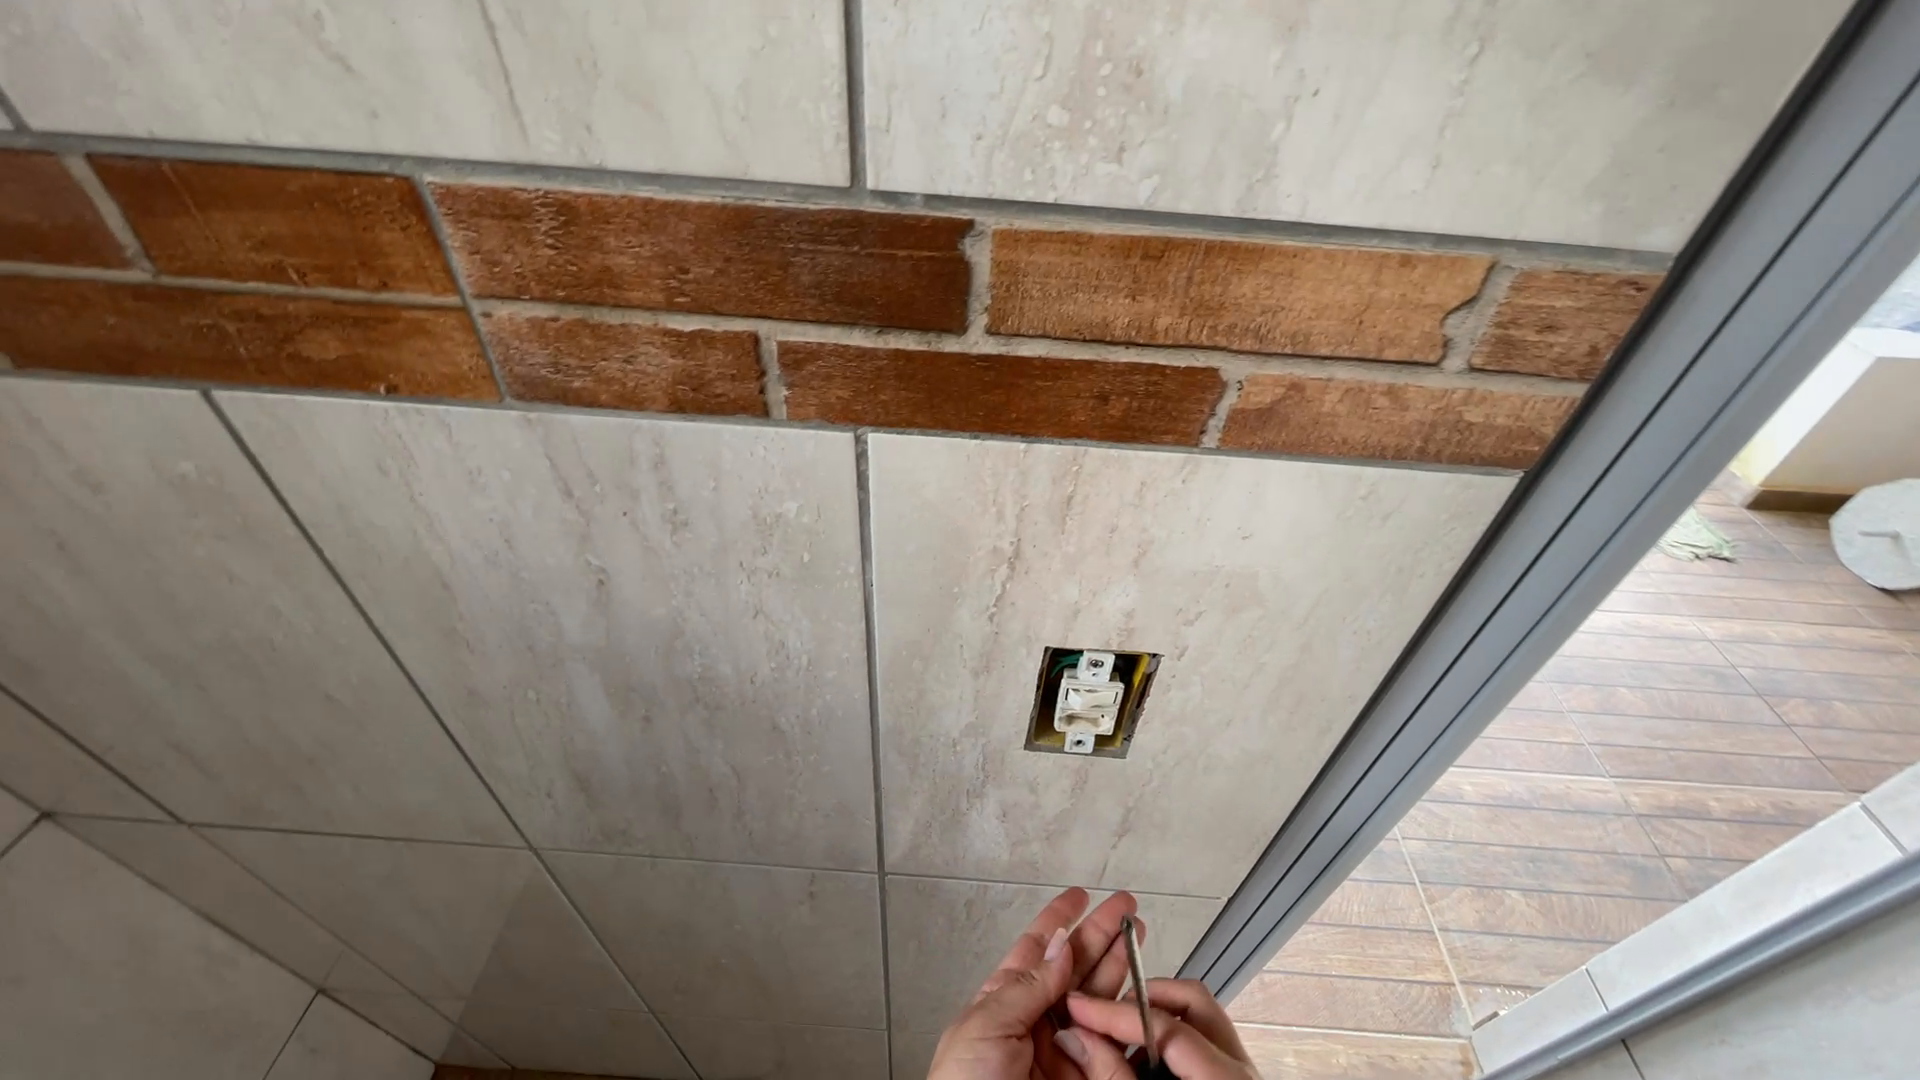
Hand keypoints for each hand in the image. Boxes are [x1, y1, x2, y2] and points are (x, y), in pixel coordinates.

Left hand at [926, 887, 1145, 1079]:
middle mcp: (1038, 1023)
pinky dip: (1128, 1022)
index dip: (1058, 921)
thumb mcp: (985, 1028)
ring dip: (1121, 967)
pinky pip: (1113, 1046)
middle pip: (1076, 968)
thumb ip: (1028, 987)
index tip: (1080, 896)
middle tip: (1127, 909)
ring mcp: (1065, 1052)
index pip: (1036, 951)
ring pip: (1099, 999)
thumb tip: (1061, 946)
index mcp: (1005, 1003)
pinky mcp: (1088, 1079)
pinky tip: (1139, 995)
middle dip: (1101, 936)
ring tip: (1138, 938)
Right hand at [1053, 979, 1260, 1079]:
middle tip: (1104, 1017)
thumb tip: (1072, 1035)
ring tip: (1118, 1047)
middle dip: (1144, 1001)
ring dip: (1155, 1021)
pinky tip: (1140, 1070)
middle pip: (1194, 1003)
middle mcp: (1245, 1074)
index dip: (1117, 1013)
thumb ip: (1113, 1079)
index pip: (1169, 1028)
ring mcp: (1245, 1078)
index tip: (1075, 1003)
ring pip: (1200, 1021)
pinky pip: (1202, 1046)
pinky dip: (1168, 1046)